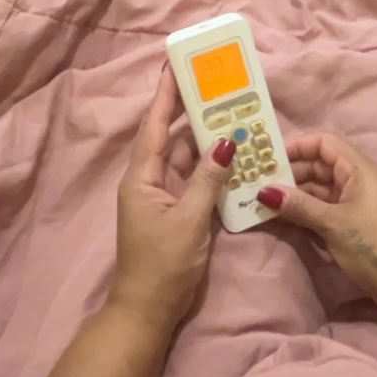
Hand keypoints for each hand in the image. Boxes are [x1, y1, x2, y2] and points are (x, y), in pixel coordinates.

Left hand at [108, 66, 234, 330]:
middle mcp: (151, 179)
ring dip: (207, 138)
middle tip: (213, 83)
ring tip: (231, 111)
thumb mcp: (188, 219)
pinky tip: (234, 152)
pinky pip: (196, 178)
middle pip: (171, 136)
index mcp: (142, 176)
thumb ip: (207, 179)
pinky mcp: (179, 209)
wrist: (149, 311)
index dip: (164, 95)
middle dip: (190, 110)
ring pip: (187, 157)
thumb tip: (224, 141)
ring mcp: (165, 194)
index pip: (153, 125)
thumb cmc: (163, 264)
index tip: (173, 65)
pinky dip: (213, 166)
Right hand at [259, 132, 376, 315]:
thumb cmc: (375, 246)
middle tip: (259, 182)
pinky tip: (285, 217)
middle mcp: (360, 179)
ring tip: (266, 200)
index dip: (297, 146)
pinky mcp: (358, 222)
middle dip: (291, 172)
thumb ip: (299, 206)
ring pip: (322, 187)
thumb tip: (264, 191)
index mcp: (360, 169)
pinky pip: (328, 206)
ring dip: (297, 193)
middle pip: (321, 164)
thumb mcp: (333, 225)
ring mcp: (360, 201)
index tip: (270, 159)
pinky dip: (308, 209)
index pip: (325, 143)